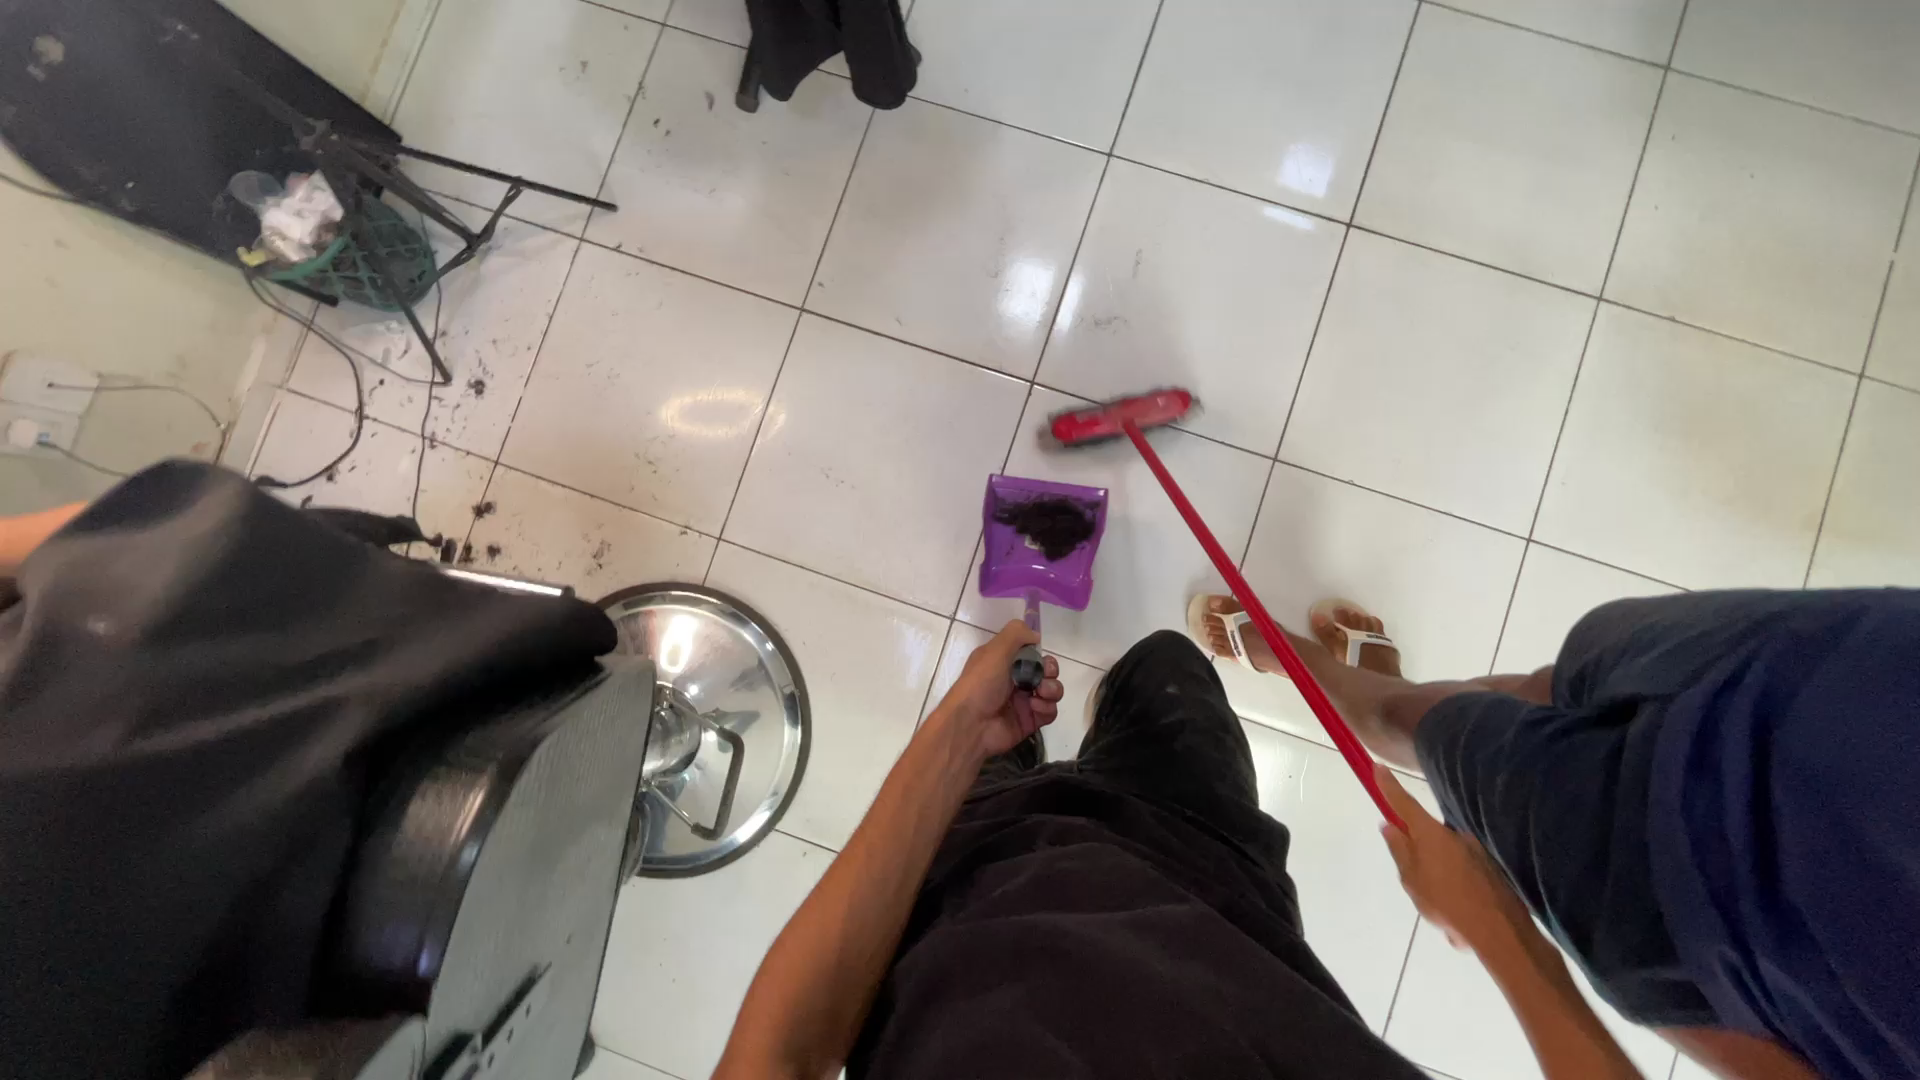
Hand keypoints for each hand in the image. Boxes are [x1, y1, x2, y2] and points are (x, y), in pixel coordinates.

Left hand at [931, 620, 1063, 759]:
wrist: (971, 724)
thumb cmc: (980, 683)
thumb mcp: (995, 650)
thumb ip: (1016, 634)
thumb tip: (1036, 635)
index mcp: (1004, 661)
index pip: (1030, 652)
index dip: (1039, 652)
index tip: (1039, 654)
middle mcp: (1015, 679)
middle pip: (1046, 670)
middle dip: (1050, 670)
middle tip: (1044, 675)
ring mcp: (1024, 701)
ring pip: (1052, 690)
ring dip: (1052, 689)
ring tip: (1040, 693)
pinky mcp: (1031, 720)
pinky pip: (1050, 711)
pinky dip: (1047, 707)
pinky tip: (1034, 707)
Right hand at [1376, 764, 1534, 951]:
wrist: (1504, 936)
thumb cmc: (1447, 904)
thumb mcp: (1411, 880)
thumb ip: (1398, 851)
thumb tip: (1390, 826)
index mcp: (1430, 834)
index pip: (1403, 802)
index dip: (1388, 784)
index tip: (1377, 766)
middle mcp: (1455, 835)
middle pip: (1427, 838)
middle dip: (1422, 862)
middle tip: (1423, 891)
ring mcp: (1478, 852)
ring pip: (1448, 864)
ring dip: (1444, 885)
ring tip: (1448, 918)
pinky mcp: (1495, 870)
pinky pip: (1467, 879)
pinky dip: (1462, 897)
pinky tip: (1464, 922)